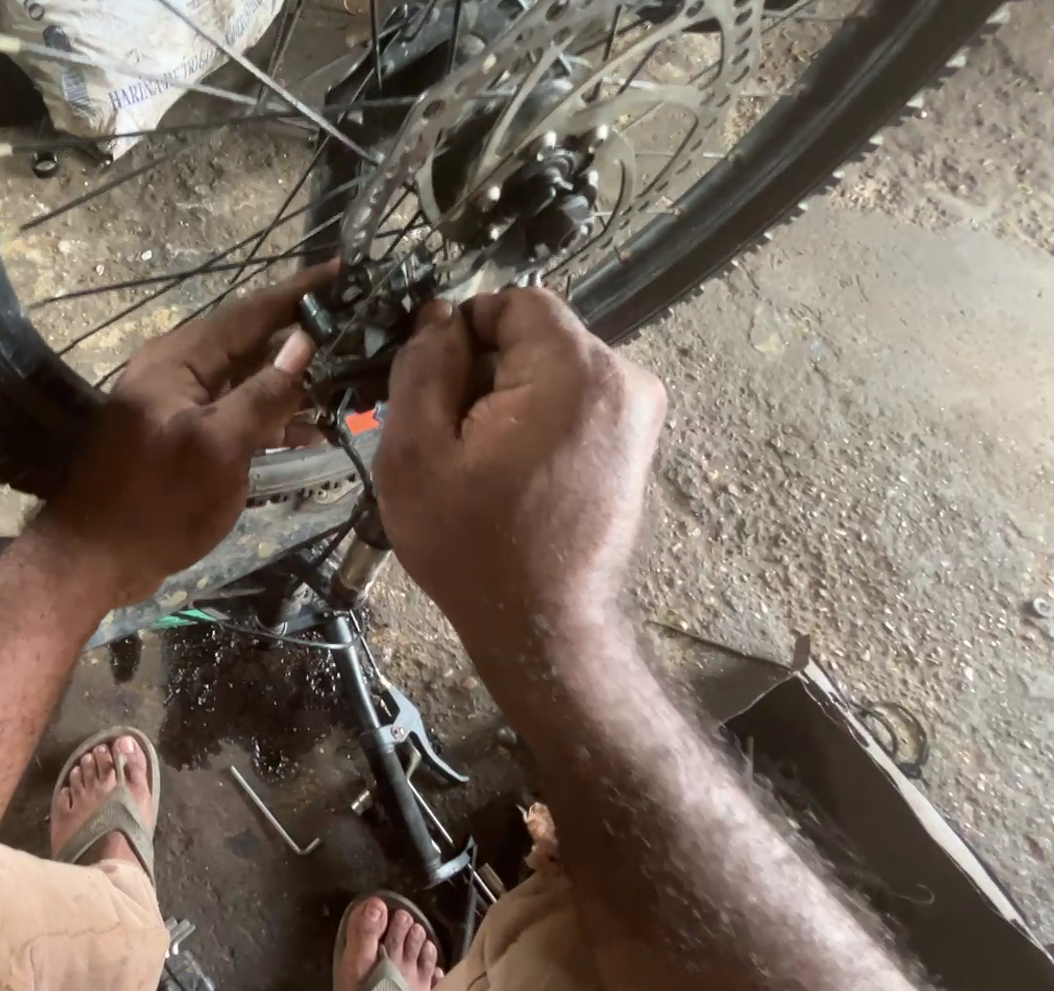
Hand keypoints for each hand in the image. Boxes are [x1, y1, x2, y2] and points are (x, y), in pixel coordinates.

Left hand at [32, 263, 336, 608]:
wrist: (95, 560)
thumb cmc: (155, 505)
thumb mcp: (217, 447)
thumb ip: (264, 394)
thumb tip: (305, 340)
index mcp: (179, 361)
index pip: (249, 312)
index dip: (300, 292)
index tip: (348, 271)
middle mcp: (180, 375)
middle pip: (252, 344)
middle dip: (306, 339)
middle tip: (365, 332)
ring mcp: (184, 410)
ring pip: (250, 384)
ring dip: (296, 385)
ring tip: (354, 383)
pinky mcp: (189, 443)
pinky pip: (239, 419)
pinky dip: (274, 422)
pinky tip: (316, 432)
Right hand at [376, 287, 665, 641]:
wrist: (540, 625)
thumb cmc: (471, 545)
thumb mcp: (415, 454)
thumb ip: (421, 369)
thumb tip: (438, 318)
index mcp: (575, 372)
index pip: (514, 302)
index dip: (462, 332)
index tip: (431, 388)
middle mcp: (624, 380)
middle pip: (533, 339)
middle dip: (481, 373)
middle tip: (445, 438)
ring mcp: (638, 415)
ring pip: (549, 373)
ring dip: (502, 402)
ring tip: (474, 464)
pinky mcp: (634, 445)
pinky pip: (570, 405)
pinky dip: (530, 424)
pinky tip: (506, 476)